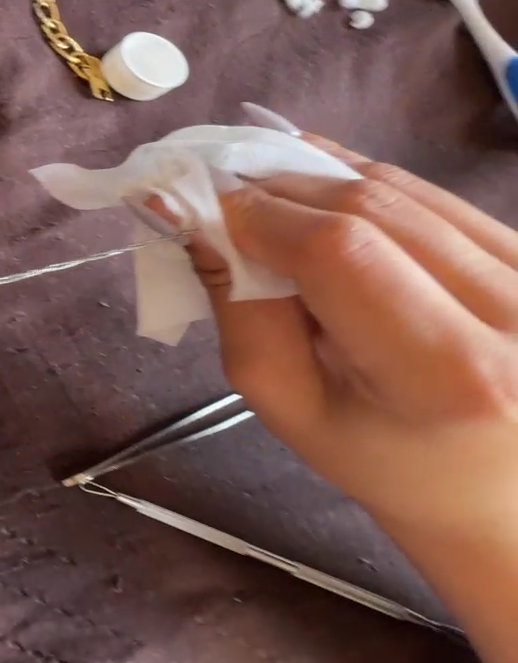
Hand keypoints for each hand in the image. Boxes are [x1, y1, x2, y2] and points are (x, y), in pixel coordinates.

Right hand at [190, 116, 517, 662]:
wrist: (515, 507)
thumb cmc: (383, 472)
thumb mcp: (280, 402)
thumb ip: (233, 303)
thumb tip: (185, 220)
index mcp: (447, 366)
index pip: (337, 242)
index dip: (247, 201)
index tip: (178, 185)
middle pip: (371, 204)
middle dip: (267, 174)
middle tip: (193, 163)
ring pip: (414, 191)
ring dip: (314, 165)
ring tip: (241, 155)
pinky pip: (448, 202)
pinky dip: (368, 177)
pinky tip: (314, 168)